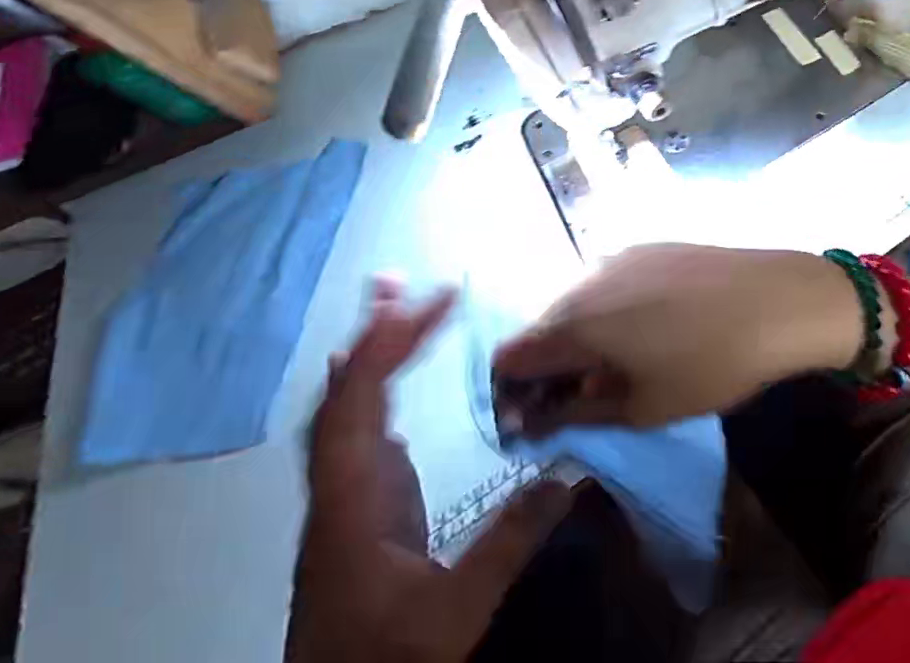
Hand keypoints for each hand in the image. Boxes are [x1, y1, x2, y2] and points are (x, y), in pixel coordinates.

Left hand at [287, 279, 581, 662]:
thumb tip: (568, 471)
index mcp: (352, 504)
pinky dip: (376, 385)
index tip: (435, 301)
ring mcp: (349, 496)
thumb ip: (509, 541)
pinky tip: (392, 376)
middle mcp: (341, 488)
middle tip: (399, 283)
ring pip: (347, 410)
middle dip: (372, 336)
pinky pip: (362, 427)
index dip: (387, 347)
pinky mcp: (365, 504)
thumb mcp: (455, 607)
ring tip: (397, 310)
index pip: (356, 408)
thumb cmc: (388, 656)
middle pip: (341, 397)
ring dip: (371, 355)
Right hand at [491, 245, 859, 431]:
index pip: (510, 357)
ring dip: (585, 335)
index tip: (536, 417)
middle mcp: (589, 278)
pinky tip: (652, 328)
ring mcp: (626, 255)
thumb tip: (539, 416)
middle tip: (582, 397)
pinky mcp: (659, 245)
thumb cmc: (713, 363)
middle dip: (551, 365)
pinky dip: (616, 310)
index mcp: (575, 322)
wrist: (784, 300)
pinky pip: (617, 282)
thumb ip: (578, 412)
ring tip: (621, 365)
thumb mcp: (644, 408)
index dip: (513, 393)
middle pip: (545, 326)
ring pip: (583, 301)